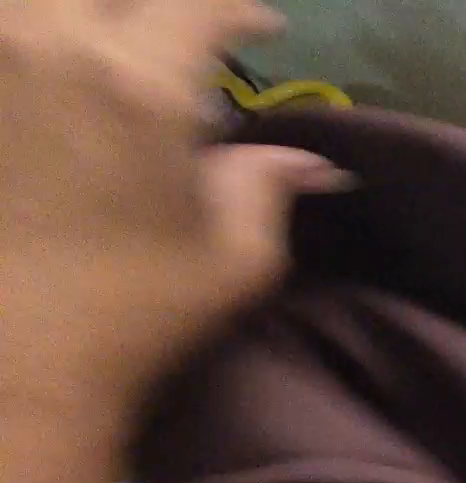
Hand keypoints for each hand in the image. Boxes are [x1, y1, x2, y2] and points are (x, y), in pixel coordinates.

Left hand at [0, 0, 350, 482]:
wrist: (20, 341)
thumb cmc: (146, 301)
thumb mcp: (240, 253)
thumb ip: (266, 185)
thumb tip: (311, 161)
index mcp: (138, 88)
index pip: (192, 8)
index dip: (236, 11)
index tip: (264, 25)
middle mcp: (45, 44)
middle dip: (163, 5)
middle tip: (191, 28)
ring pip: (43, 4)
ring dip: (94, 16)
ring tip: (124, 39)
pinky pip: (9, 34)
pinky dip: (42, 36)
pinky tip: (59, 54)